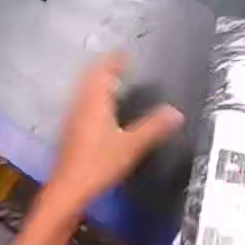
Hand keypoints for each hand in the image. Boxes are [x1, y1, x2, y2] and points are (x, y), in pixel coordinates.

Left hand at [40, 53, 182, 219]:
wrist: (68, 189)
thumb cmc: (99, 164)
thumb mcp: (132, 145)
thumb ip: (155, 127)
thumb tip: (176, 113)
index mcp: (94, 102)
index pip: (102, 71)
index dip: (113, 60)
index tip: (124, 55)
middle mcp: (79, 105)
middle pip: (89, 78)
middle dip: (103, 69)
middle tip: (118, 65)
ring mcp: (71, 118)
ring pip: (82, 91)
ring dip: (96, 83)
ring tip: (111, 83)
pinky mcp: (69, 132)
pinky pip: (80, 105)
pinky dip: (91, 99)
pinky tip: (100, 112)